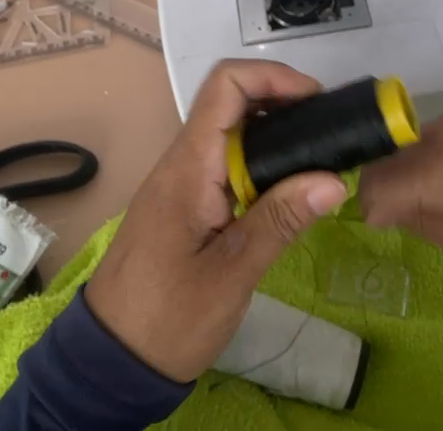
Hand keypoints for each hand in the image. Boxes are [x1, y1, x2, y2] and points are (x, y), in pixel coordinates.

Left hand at [85, 60, 350, 381]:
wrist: (109, 365)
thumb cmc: (167, 318)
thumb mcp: (232, 274)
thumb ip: (281, 220)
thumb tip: (334, 180)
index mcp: (190, 166)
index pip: (226, 85)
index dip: (274, 77)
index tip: (316, 102)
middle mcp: (183, 161)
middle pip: (233, 100)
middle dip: (284, 102)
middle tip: (328, 133)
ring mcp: (183, 180)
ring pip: (232, 130)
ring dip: (276, 131)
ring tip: (318, 159)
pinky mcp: (187, 201)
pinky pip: (226, 159)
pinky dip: (263, 159)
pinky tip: (289, 188)